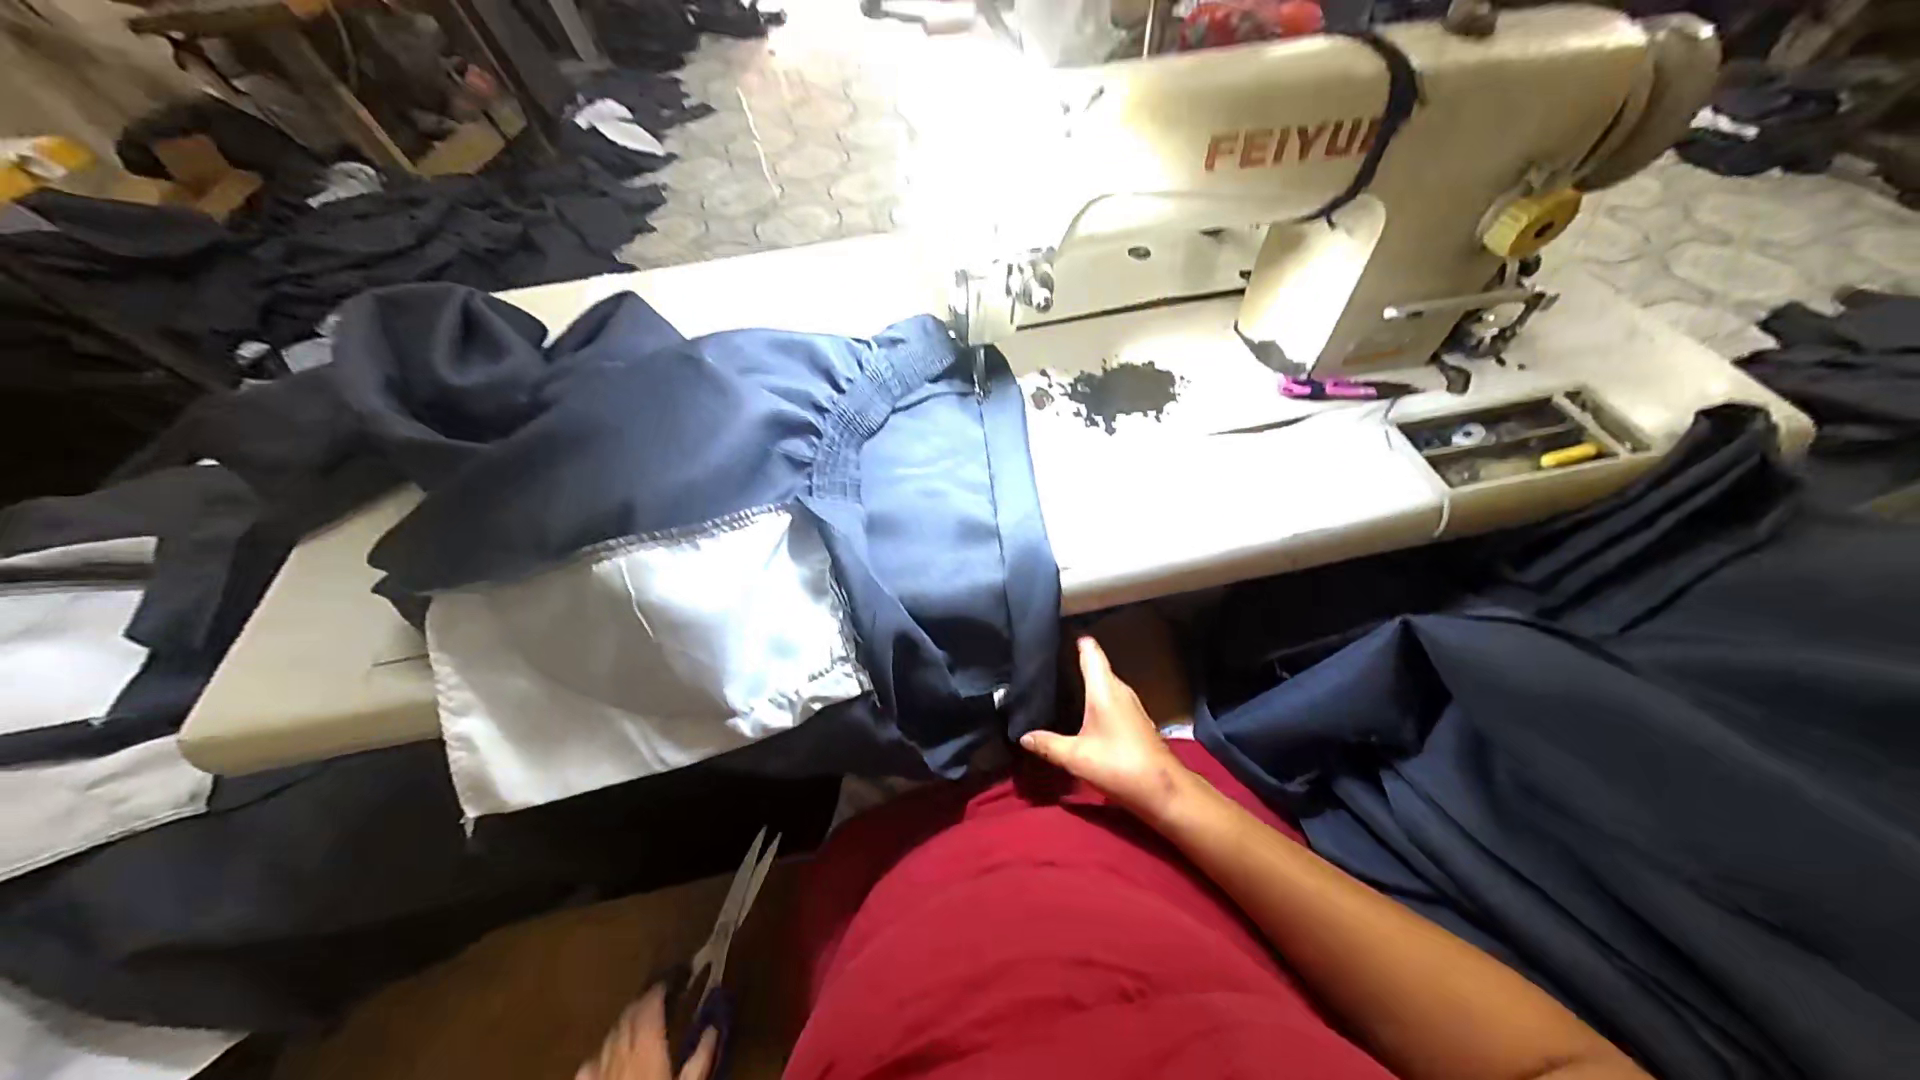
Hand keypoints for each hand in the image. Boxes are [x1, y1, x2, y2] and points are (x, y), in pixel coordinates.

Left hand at [576, 982, 717, 1079]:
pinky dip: (598, 1056)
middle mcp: (620, 1057)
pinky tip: (602, 1059)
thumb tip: (712, 1030)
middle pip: (626, 1020)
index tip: (667, 983)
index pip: (648, 1009)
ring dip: (621, 1027)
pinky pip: (588, 1069)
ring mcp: (599, 1076)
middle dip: (638, 1005)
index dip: (656, 992)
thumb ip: (699, 1061)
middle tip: (653, 999)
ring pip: (607, 1040)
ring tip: (633, 1024)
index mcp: (647, 1052)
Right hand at [1021, 636, 1198, 822]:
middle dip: (1078, 661)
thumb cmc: (1119, 764)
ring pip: (1106, 684)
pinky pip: (1113, 699)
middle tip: (1052, 661)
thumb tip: (1023, 736)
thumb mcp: (1076, 757)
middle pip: (1098, 667)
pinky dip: (1098, 698)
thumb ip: (1048, 744)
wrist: (1163, 790)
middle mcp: (1120, 691)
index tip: (1061, 632)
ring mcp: (1132, 705)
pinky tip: (1085, 711)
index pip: (1091, 653)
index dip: (1078, 640)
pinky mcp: (1136, 721)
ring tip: (1064, 682)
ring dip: (1089, 682)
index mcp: (1104, 689)